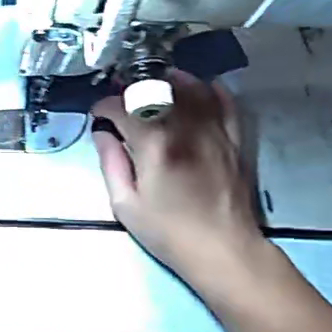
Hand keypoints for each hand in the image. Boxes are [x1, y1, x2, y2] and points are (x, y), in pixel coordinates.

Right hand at [92, 72, 270, 291]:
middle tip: (121, 98)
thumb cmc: (168, 233)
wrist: (223, 250)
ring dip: (169, 81)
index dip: (105, 106)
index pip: (124, 108)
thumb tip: (103, 134)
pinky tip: (198, 89)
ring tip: (153, 86)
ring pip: (191, 88)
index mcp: (155, 144)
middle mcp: (186, 128)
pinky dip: (210, 91)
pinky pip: (225, 103)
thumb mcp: (125, 204)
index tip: (98, 114)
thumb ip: (112, 163)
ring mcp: (214, 131)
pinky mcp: (233, 140)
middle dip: (134, 88)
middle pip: (157, 89)